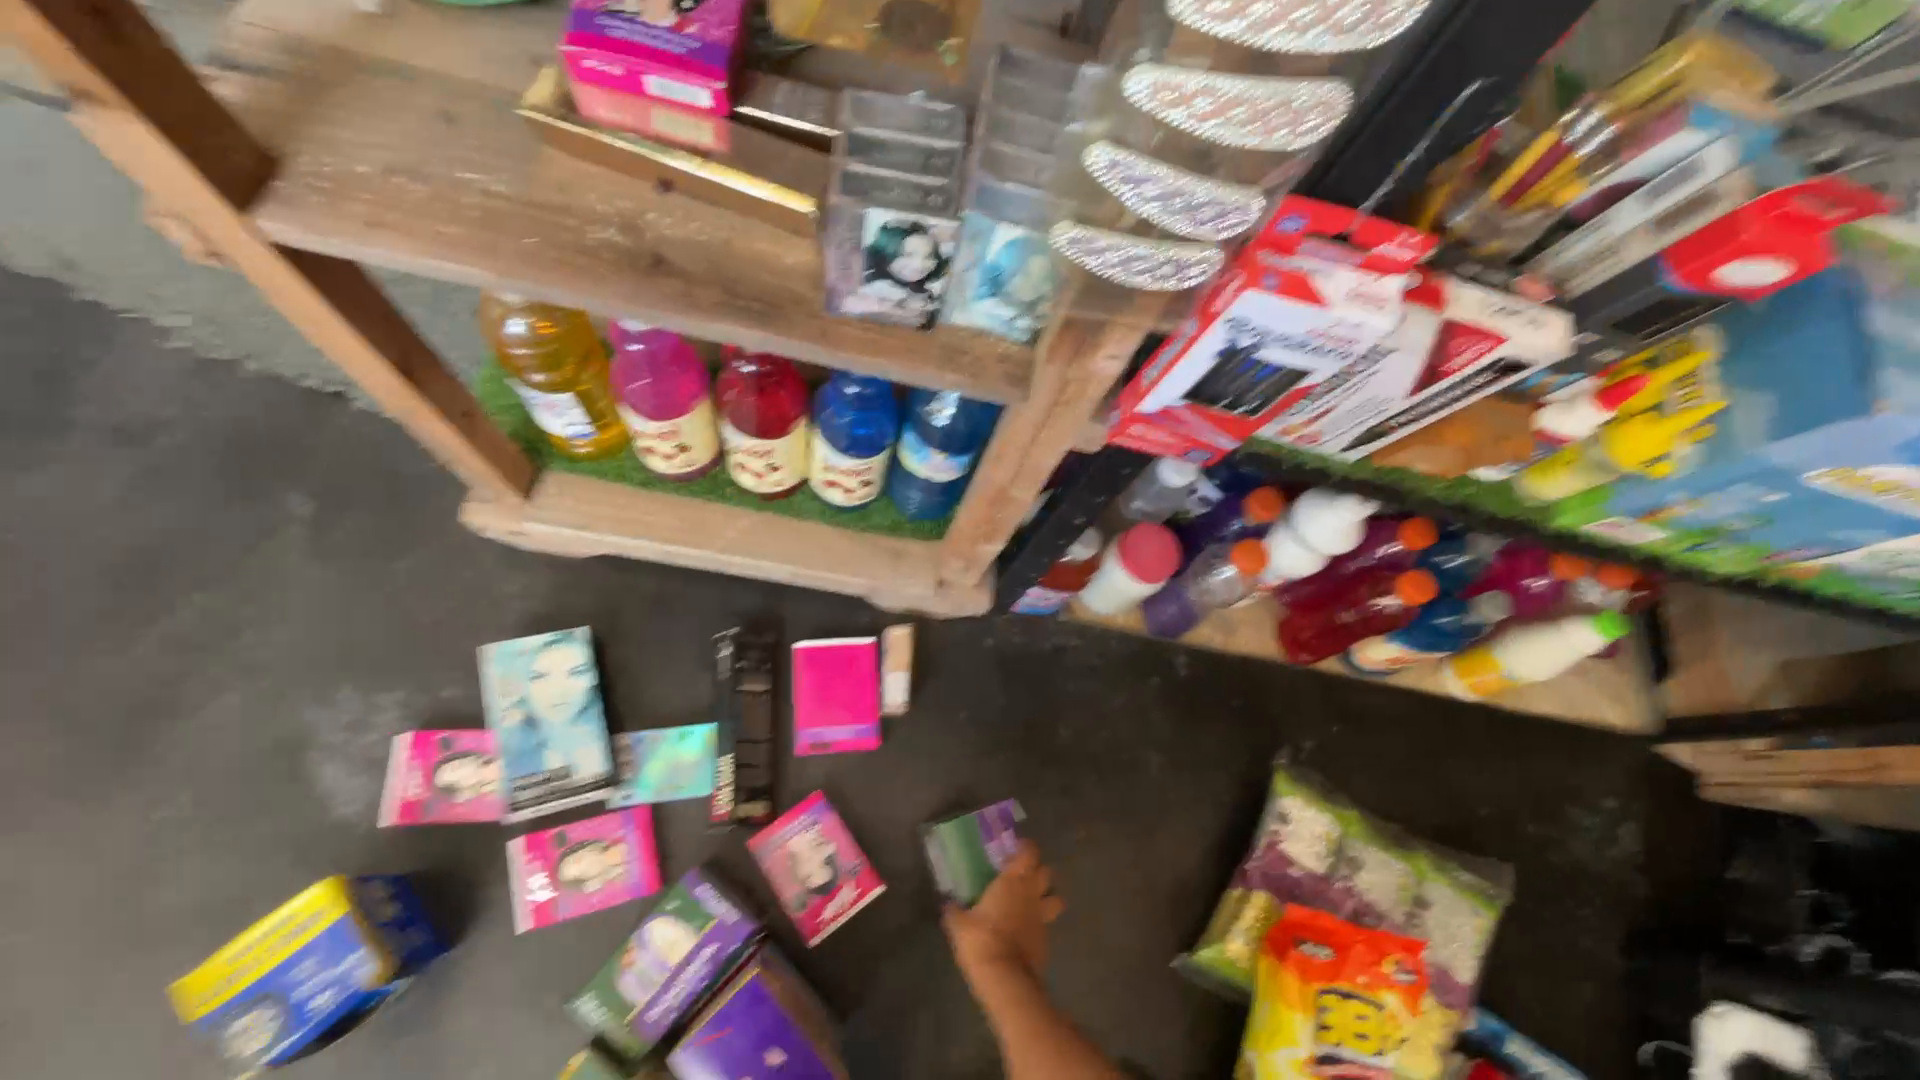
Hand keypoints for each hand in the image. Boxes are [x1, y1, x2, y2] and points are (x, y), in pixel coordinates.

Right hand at [942, 841, 1063, 989]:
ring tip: (1032, 902)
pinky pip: (1047, 925)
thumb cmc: (980, 940)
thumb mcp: (958, 924)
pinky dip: (1039, 924)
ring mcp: (1042, 918)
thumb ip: (954, 911)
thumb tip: (948, 904)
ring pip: (1056, 898)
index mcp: (1012, 882)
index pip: (1029, 852)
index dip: (1025, 847)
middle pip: (1048, 872)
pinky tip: (1024, 932)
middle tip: (1023, 875)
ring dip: (1048, 897)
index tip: (1015, 849)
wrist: (1004, 977)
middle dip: (1039, 871)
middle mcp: (1031, 894)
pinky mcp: (1046, 940)